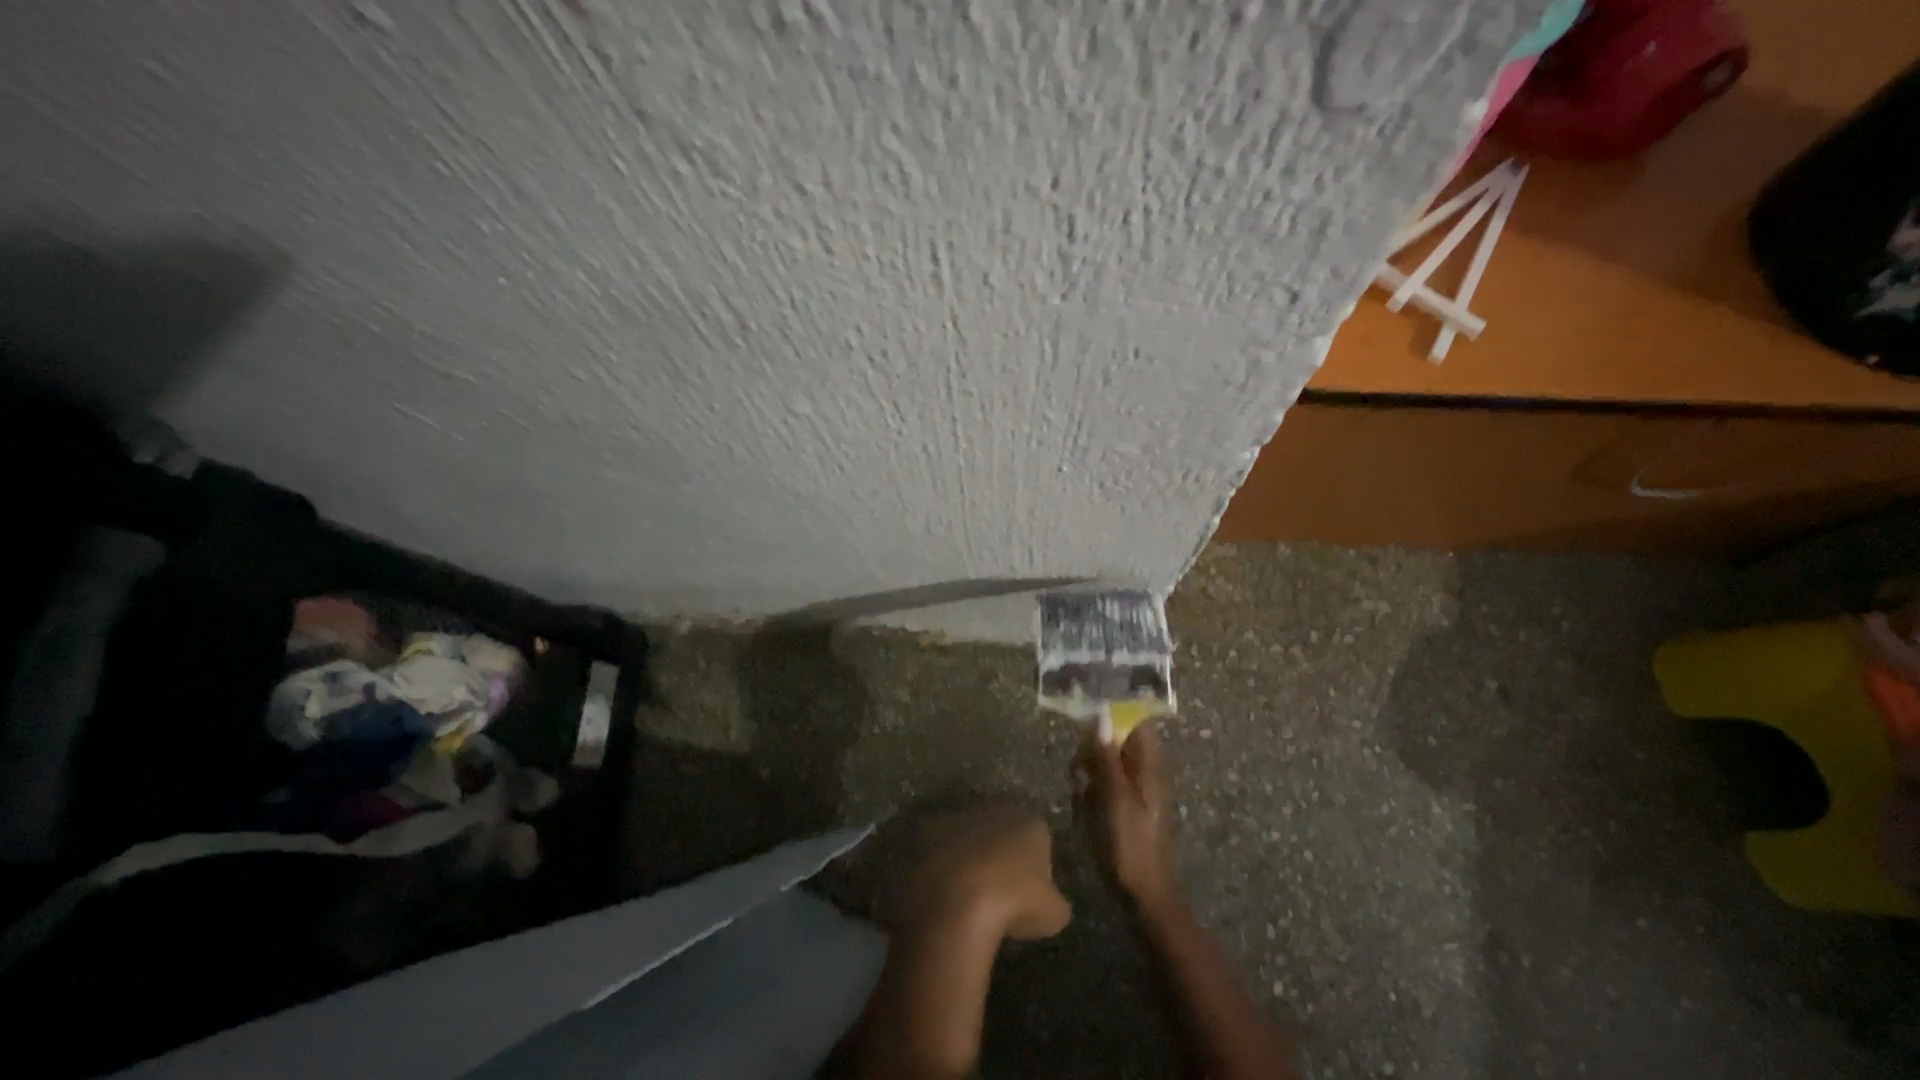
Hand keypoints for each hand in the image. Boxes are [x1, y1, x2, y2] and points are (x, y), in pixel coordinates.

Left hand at [901, 803, 1071, 940]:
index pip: (1040, 837)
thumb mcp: (1054, 914)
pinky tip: (946, 893)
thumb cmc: (1015, 903)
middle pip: (1003, 830)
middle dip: (1001, 853)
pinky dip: (944, 866)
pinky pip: (941, 850)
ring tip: (969, 895)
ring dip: (970, 856)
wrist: (956, 903)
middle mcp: (995, 808)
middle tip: (1000, 891)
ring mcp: (957, 817)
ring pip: (970, 836)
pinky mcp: (926, 833)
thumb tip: (1048, 903)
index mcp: (1030, 820)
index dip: (1036, 865)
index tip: (1030, 893)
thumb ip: (1055, 901)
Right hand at [1075, 720, 1177, 913]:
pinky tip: (1083, 810)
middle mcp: (1142, 773)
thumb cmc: (1132, 845)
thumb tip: (1101, 715)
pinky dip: (1089, 794)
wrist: (1142, 893)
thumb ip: (1107, 757)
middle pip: (1114, 742)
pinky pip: (1100, 788)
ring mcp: (1132, 791)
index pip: (1136, 723)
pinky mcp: (1120, 808)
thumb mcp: (1116, 798)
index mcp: (1149, 766)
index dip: (1114, 716)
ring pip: (1103, 765)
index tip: (1086, 719)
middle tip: (1080, 772)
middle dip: (1093, 751)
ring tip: (1081, 794)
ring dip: (1088, 774)